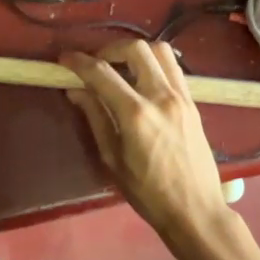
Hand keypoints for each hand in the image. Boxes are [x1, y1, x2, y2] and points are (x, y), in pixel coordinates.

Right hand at [63, 40, 228, 241]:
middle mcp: (161, 97)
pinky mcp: (193, 103)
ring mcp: (181, 97)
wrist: (195, 209)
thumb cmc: (147, 192)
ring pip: (160, 51)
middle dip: (110, 49)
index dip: (79, 62)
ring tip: (120, 68)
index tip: (64, 59)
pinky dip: (154, 64)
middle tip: (95, 64)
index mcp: (136, 114)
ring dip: (136, 52)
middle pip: (135, 49)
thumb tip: (76, 91)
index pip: (102, 73)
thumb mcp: (112, 159)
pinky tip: (142, 81)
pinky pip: (174, 68)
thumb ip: (95, 118)